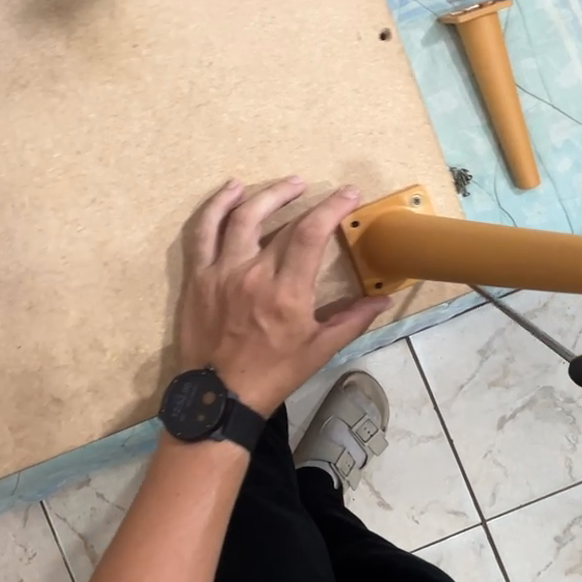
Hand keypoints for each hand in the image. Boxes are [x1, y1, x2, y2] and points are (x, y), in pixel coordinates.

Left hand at [176, 178, 391, 415]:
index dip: (332, 207)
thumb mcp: (319, 350)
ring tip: (286, 184)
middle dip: (304, 199)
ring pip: (241, 217)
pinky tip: (232, 190)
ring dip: (265, 194)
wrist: (218, 398)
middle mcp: (252, 275)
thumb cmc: (272, 374)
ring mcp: (221, 272)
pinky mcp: (198, 277)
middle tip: (318, 189)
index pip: (311, 234)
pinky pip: (203, 231)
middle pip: (280, 222)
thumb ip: (352, 320)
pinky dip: (216, 206)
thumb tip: (382, 300)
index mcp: (287, 293)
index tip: (347, 194)